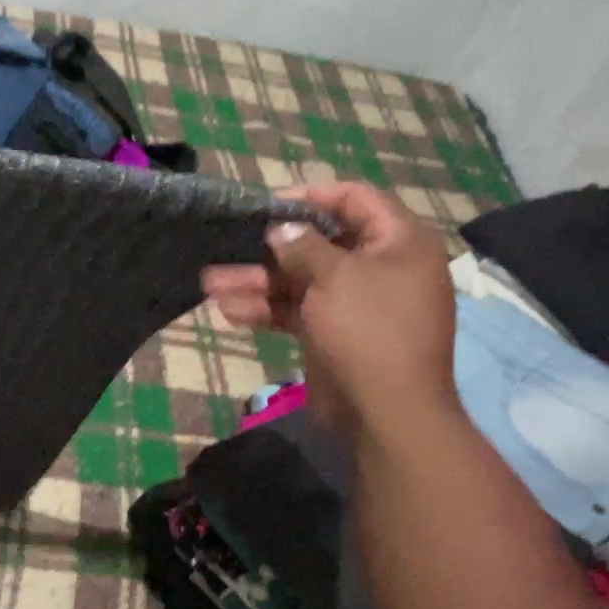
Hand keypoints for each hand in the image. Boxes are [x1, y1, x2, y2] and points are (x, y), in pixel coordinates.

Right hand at [201, 178, 457, 434]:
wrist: (385, 412)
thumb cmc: (369, 331)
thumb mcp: (335, 278)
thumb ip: (304, 246)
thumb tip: (282, 228)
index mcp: (398, 242)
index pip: (355, 200)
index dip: (311, 197)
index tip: (267, 204)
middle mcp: (378, 267)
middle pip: (318, 243)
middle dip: (269, 249)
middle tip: (226, 246)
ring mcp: (354, 302)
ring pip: (299, 281)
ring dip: (256, 282)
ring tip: (210, 284)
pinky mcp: (332, 332)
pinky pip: (296, 311)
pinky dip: (266, 310)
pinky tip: (230, 311)